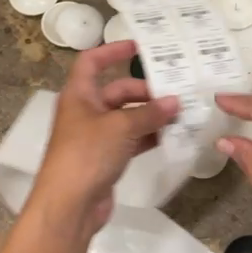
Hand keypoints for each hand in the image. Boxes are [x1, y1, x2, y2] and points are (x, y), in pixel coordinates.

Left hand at [28, 42, 178, 236]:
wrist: (69, 206)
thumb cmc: (87, 155)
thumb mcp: (121, 127)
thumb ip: (150, 113)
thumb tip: (175, 101)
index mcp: (79, 95)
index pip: (92, 62)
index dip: (112, 50)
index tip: (139, 47)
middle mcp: (86, 112)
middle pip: (118, 91)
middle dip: (146, 91)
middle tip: (177, 92)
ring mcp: (96, 136)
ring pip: (128, 116)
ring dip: (152, 114)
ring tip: (182, 113)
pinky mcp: (106, 157)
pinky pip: (132, 138)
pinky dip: (150, 135)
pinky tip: (173, 136)